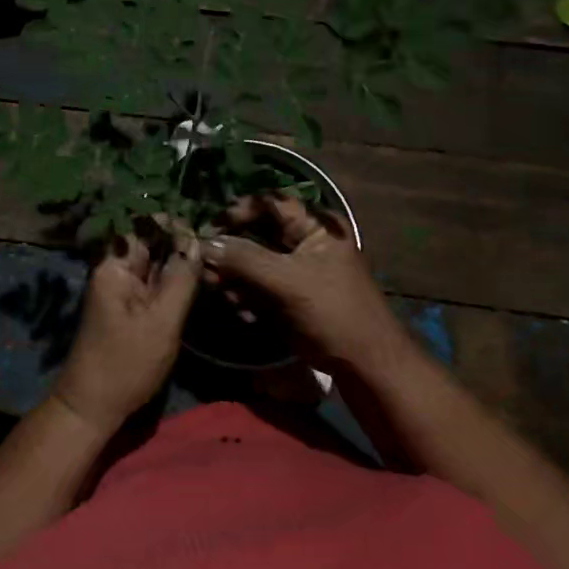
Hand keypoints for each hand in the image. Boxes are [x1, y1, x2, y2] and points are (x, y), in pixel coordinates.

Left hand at [52, 230, 200, 431]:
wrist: (92, 405)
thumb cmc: (127, 363)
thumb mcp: (162, 320)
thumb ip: (180, 278)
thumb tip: (195, 241)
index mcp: (113, 266)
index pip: (142, 227)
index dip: (171, 224)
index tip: (203, 228)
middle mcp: (113, 271)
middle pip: (148, 244)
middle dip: (177, 242)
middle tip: (214, 245)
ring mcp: (119, 290)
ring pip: (152, 264)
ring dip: (177, 261)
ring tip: (211, 260)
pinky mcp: (127, 308)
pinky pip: (150, 284)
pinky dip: (170, 281)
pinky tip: (194, 280)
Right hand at [204, 194, 403, 360]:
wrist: (365, 366)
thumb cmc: (334, 313)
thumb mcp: (288, 282)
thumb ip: (244, 259)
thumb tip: (203, 244)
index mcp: (314, 225)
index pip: (268, 202)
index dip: (237, 211)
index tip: (209, 230)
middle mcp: (303, 240)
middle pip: (254, 232)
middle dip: (229, 252)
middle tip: (209, 271)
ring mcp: (294, 268)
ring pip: (250, 261)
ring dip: (234, 278)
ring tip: (228, 298)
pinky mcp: (286, 293)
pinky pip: (255, 285)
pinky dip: (245, 296)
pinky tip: (245, 314)